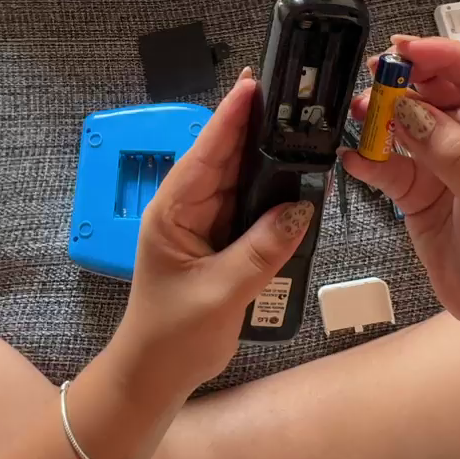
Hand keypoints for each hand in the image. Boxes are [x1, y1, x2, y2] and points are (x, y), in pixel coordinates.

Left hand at [112, 70, 313, 395]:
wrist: (157, 375)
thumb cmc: (174, 334)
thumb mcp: (219, 292)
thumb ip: (261, 250)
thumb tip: (301, 208)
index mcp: (172, 210)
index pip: (204, 154)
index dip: (229, 118)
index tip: (252, 84)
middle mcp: (187, 208)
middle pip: (224, 159)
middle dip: (253, 127)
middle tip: (289, 96)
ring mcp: (204, 224)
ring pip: (240, 181)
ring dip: (265, 157)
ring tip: (298, 126)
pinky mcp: (221, 242)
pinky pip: (249, 208)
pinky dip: (271, 193)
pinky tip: (296, 177)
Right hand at [340, 36, 459, 338]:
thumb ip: (454, 154)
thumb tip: (406, 110)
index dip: (443, 56)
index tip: (404, 48)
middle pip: (435, 93)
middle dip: (405, 81)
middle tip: (372, 76)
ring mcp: (444, 167)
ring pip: (405, 126)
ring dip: (380, 116)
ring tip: (357, 113)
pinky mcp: (417, 195)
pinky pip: (386, 168)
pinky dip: (367, 160)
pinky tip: (352, 158)